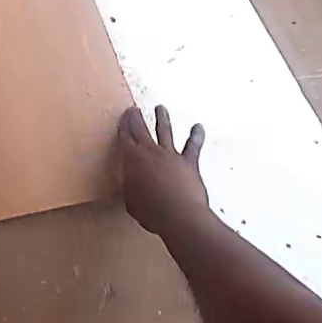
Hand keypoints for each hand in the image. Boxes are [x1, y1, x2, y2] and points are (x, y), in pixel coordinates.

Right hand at [118, 106, 209, 236]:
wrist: (179, 214)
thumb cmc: (150, 211)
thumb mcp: (131, 201)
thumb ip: (131, 187)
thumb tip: (133, 182)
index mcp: (132, 159)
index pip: (125, 138)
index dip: (123, 127)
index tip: (123, 117)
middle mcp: (150, 151)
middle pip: (141, 129)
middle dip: (136, 118)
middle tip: (134, 109)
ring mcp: (170, 154)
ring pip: (165, 131)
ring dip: (162, 118)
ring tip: (160, 108)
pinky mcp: (188, 161)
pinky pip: (192, 146)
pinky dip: (196, 136)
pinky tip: (198, 126)